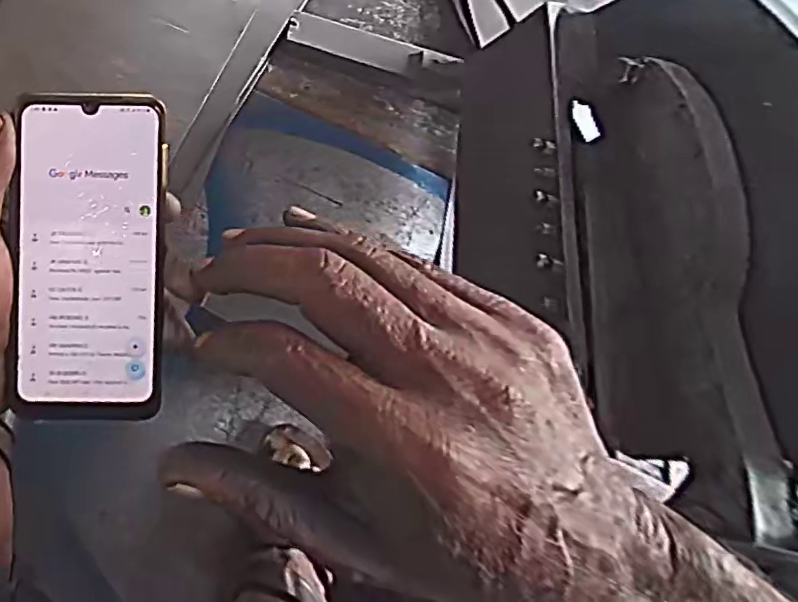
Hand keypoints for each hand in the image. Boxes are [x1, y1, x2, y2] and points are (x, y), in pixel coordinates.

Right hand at [161, 222, 698, 601]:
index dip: (231, 340)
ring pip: (361, 252)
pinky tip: (308, 232)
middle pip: (322, 280)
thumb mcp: (366, 549)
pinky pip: (410, 256)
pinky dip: (345, 238)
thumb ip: (263, 499)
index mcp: (412, 447)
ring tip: (243, 245)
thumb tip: (188, 469)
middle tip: (212, 273)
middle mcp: (449, 379)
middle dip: (248, 266)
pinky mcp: (507, 318)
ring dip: (285, 241)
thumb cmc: (487, 563)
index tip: (209, 341)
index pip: (289, 357)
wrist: (609, 565)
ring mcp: (486, 339)